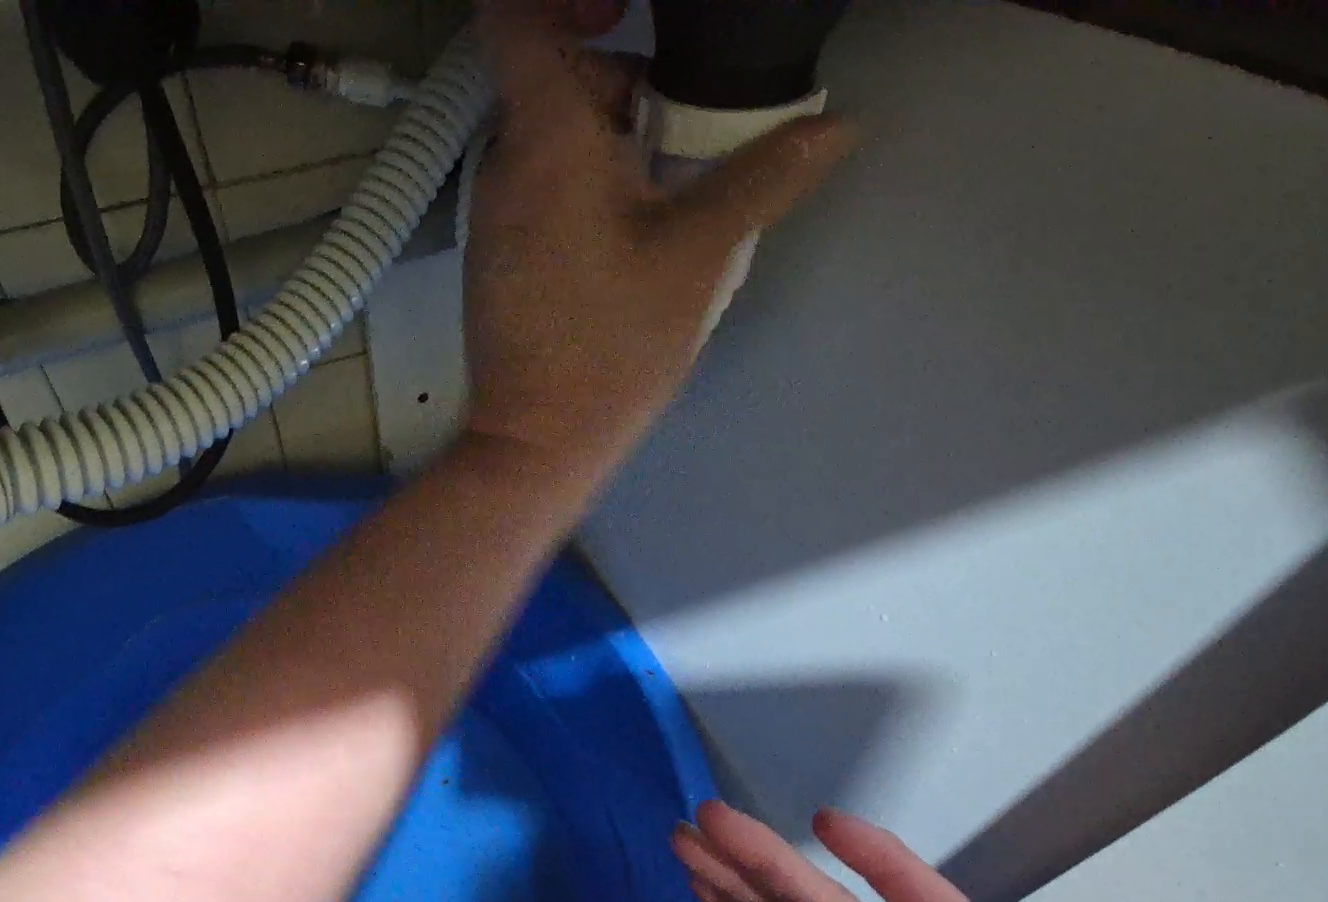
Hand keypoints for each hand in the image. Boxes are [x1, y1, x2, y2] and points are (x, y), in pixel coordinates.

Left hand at [462, 0, 853, 479]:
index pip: (516, 22)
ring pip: (546, 136)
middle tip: (675, 134)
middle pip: (548, 78)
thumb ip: (766, 176)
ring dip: (605, 140)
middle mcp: (503, 164)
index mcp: (544, 140)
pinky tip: (626, 233)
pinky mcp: (496, 251)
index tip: (619, 13)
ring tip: (661, 194)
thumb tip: (834, 127)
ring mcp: (493, 212)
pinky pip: (537, 185)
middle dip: (616, 85)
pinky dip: (580, 182)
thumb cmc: (615, 342)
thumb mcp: (700, 252)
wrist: (541, 434)